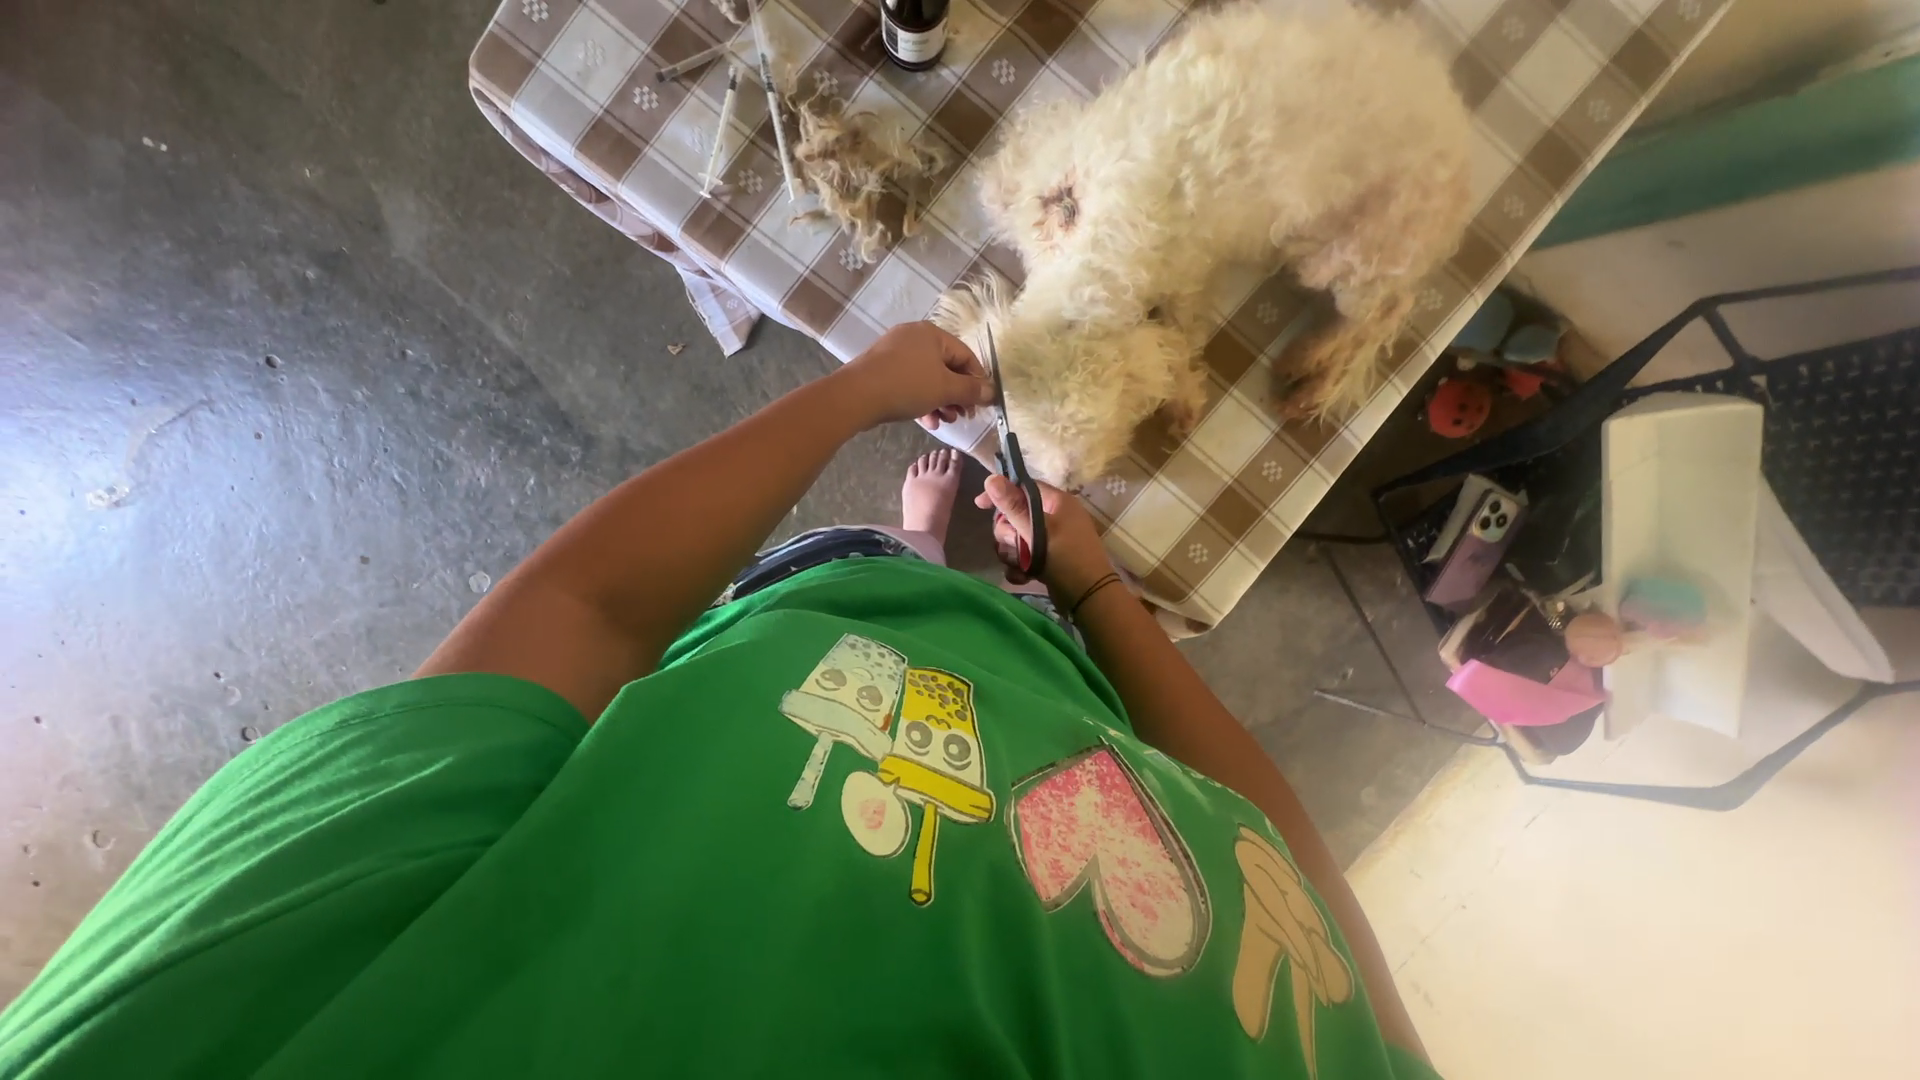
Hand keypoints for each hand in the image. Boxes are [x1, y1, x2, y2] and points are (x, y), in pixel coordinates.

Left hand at [833, 322, 993, 429]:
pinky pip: (910, 384)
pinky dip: (922, 401)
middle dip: (957, 395)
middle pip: (947, 368)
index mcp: (932, 334)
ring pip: (928, 379)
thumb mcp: (945, 388)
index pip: (966, 356)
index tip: (982, 404)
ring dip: (941, 402)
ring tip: (946, 421)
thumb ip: (971, 390)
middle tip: (964, 416)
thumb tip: (991, 392)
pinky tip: (928, 422)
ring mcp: (895, 353)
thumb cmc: (907, 385)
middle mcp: (914, 338)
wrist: (857, 395)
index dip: (977, 381)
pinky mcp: (882, 371)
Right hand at [976, 475, 1113, 598]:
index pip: (1022, 488)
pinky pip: (1022, 557)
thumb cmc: (1067, 558)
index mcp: (1057, 502)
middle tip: (1016, 544)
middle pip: (1014, 517)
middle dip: (1008, 534)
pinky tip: (1024, 577)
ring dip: (1013, 554)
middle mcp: (1053, 517)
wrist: (1089, 598)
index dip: (1001, 495)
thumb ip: (1013, 506)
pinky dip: (1020, 567)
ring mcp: (1050, 540)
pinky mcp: (1046, 560)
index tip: (979, 505)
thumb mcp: (1038, 531)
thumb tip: (991, 479)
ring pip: (1015, 540)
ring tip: (1023, 565)